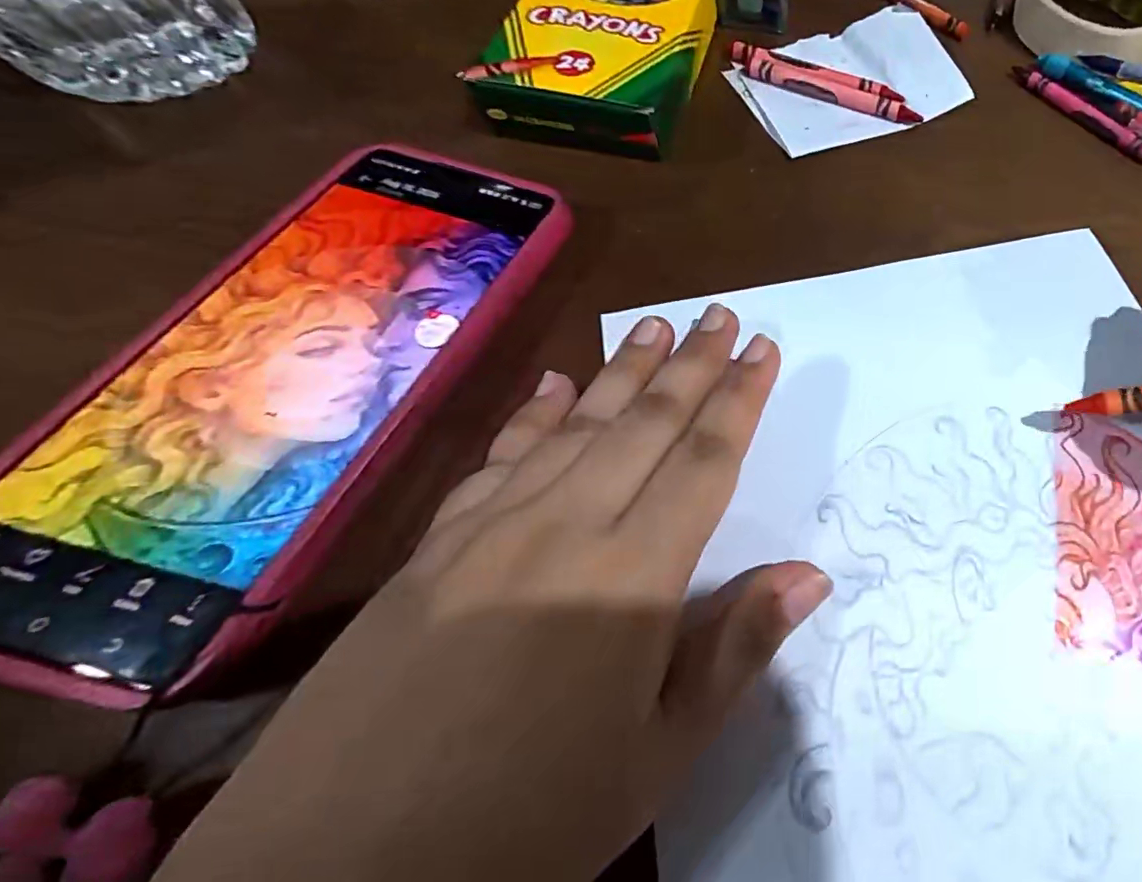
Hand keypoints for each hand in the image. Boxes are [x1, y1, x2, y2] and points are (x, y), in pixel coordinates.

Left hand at [159, 305, 830, 881]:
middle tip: (721, 314)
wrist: (332, 870)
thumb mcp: (656, 754)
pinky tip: (552, 386)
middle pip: (644, 424)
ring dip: (622, 371)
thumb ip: (734, 650)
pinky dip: (533, 416)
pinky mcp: (434, 547)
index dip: (739, 400)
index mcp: (630, 577)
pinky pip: (499, 460)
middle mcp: (564, 527)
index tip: (763, 348)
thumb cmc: (527, 818)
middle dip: (690, 364)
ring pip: (575, 426)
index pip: (703, 462)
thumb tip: (809, 574)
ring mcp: (490, 529)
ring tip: (654, 324)